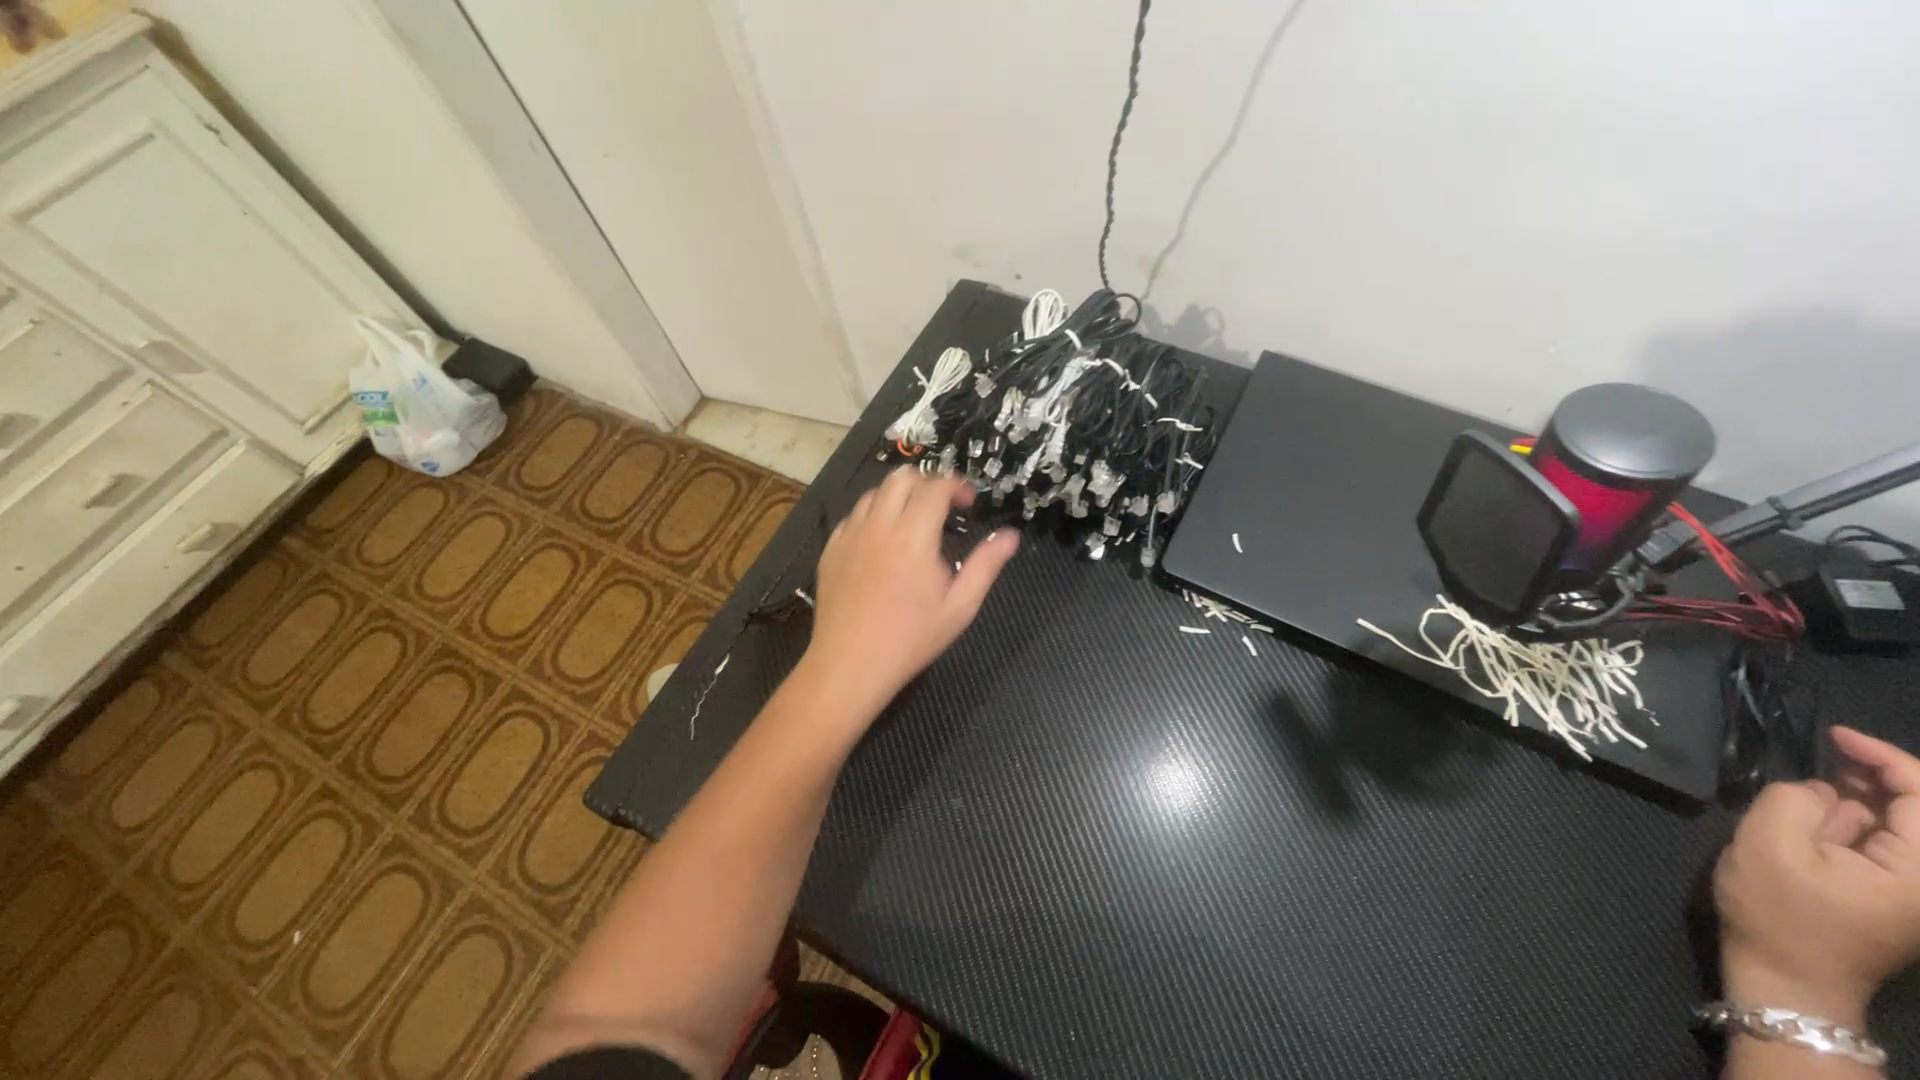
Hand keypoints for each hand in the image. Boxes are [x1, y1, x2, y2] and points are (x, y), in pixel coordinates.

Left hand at [800, 468, 1018, 718]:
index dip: (956, 486)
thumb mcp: (959, 607)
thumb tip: (1011, 535)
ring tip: (913, 521)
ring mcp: (849, 535)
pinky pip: (853, 516)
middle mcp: (878, 526)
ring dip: (898, 496)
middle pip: (902, 477)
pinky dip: (872, 515)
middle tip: (942, 507)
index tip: (968, 505)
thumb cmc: (911, 639)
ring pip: (874, 493)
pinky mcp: (831, 549)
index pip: (935, 487)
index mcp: (913, 536)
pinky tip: (882, 541)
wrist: (851, 664)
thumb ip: (986, 565)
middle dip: (927, 483)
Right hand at [1714, 725, 1919, 1026]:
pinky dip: (1857, 823)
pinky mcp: (1897, 897)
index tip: (1835, 736)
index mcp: (1918, 870)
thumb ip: (1794, 802)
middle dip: (1873, 778)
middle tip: (1820, 763)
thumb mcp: (1766, 846)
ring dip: (1860, 802)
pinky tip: (1819, 823)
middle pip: (1917, 809)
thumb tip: (1818, 790)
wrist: (1788, 983)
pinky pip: (1886, 844)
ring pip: (1898, 824)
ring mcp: (1915, 891)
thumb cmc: (1778, 915)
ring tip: (1808, 799)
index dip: (1885, 756)